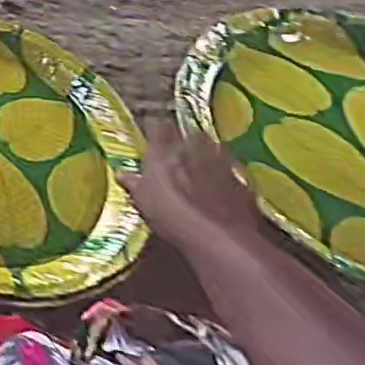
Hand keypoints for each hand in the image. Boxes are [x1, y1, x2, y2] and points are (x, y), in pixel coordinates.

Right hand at [117, 118, 263, 254]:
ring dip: (205, 151)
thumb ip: (134, 183)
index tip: (149, 134)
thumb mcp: (143, 201)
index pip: (156, 126)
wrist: (221, 238)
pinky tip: (219, 186)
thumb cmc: (172, 215)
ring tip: (198, 163)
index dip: (153, 128)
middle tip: (175, 149)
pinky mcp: (241, 180)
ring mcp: (220, 162)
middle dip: (182, 137)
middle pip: (188, 132)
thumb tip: (122, 174)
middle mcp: (192, 149)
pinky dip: (223, 173)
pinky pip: (230, 168)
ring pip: (212, 146)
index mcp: (164, 150)